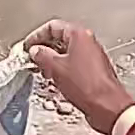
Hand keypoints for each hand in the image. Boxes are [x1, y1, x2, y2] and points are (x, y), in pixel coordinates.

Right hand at [23, 20, 134, 134]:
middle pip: (60, 38)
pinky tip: (56, 79)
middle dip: (44, 48)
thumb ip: (41, 55)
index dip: (36, 36)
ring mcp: (92, 56)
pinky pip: (74, 64)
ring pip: (66, 52)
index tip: (27, 46)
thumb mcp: (56, 68)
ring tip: (43, 70)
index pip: (52, 26)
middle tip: (32, 58)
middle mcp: (88, 42)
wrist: (108, 107)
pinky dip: (62, 69)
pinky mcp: (94, 71)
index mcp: (79, 35)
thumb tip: (35, 51)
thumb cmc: (87, 86)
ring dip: (52, 60)